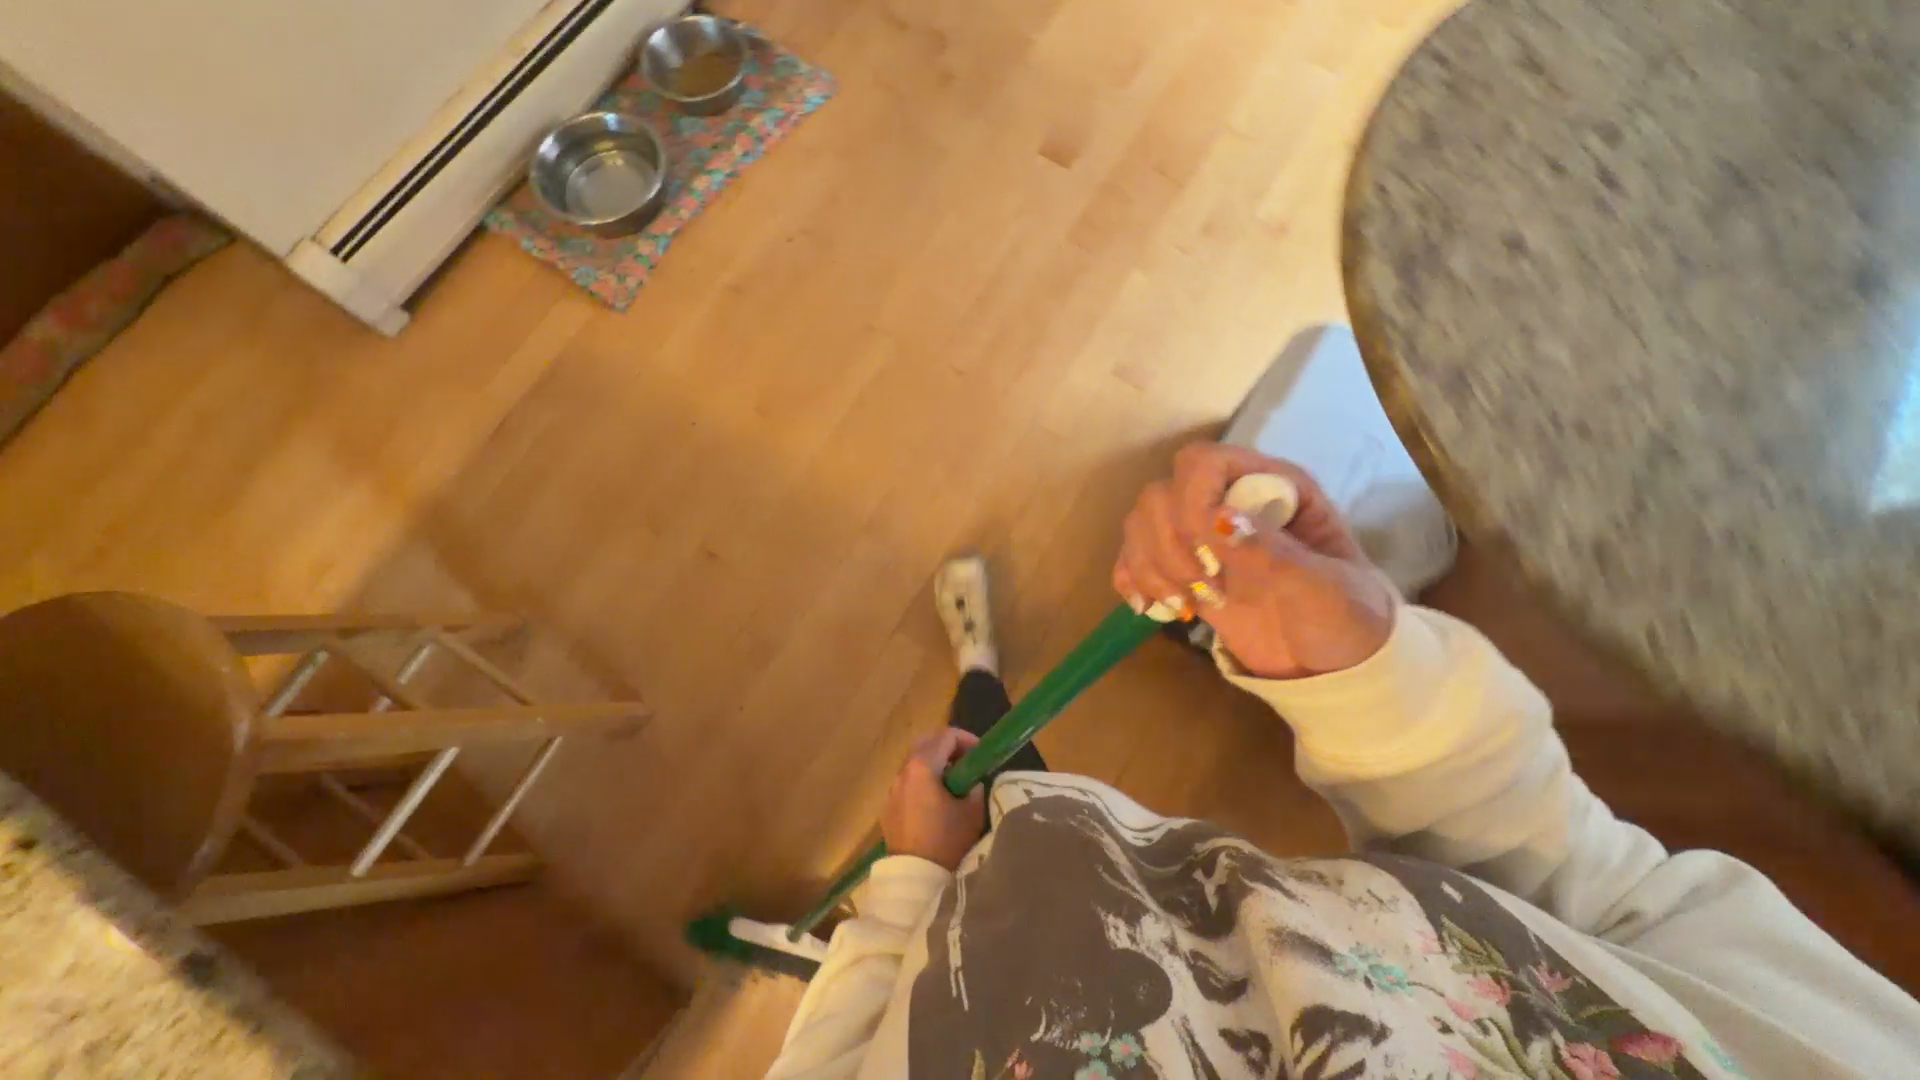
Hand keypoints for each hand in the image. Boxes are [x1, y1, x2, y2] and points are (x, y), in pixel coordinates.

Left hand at [881, 729, 986, 870]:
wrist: (915, 876)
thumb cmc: (947, 840)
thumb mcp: (972, 811)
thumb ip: (975, 786)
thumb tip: (971, 781)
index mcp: (923, 766)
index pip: (946, 736)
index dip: (967, 739)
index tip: (981, 754)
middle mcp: (903, 772)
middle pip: (926, 743)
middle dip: (949, 748)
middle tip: (968, 763)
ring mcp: (892, 789)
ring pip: (914, 763)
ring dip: (935, 765)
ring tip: (954, 783)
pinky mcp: (888, 806)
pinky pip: (907, 783)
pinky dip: (922, 781)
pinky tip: (935, 802)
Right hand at [1112, 442, 1394, 679]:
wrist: (1336, 668)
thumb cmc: (1345, 619)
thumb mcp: (1324, 588)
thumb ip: (1274, 552)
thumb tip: (1218, 519)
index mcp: (1270, 487)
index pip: (1203, 463)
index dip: (1192, 499)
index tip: (1209, 549)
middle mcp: (1228, 502)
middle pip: (1160, 495)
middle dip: (1170, 547)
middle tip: (1206, 591)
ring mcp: (1200, 539)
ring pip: (1139, 526)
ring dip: (1152, 569)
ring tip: (1188, 606)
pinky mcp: (1181, 573)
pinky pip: (1132, 562)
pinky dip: (1133, 583)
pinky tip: (1154, 609)